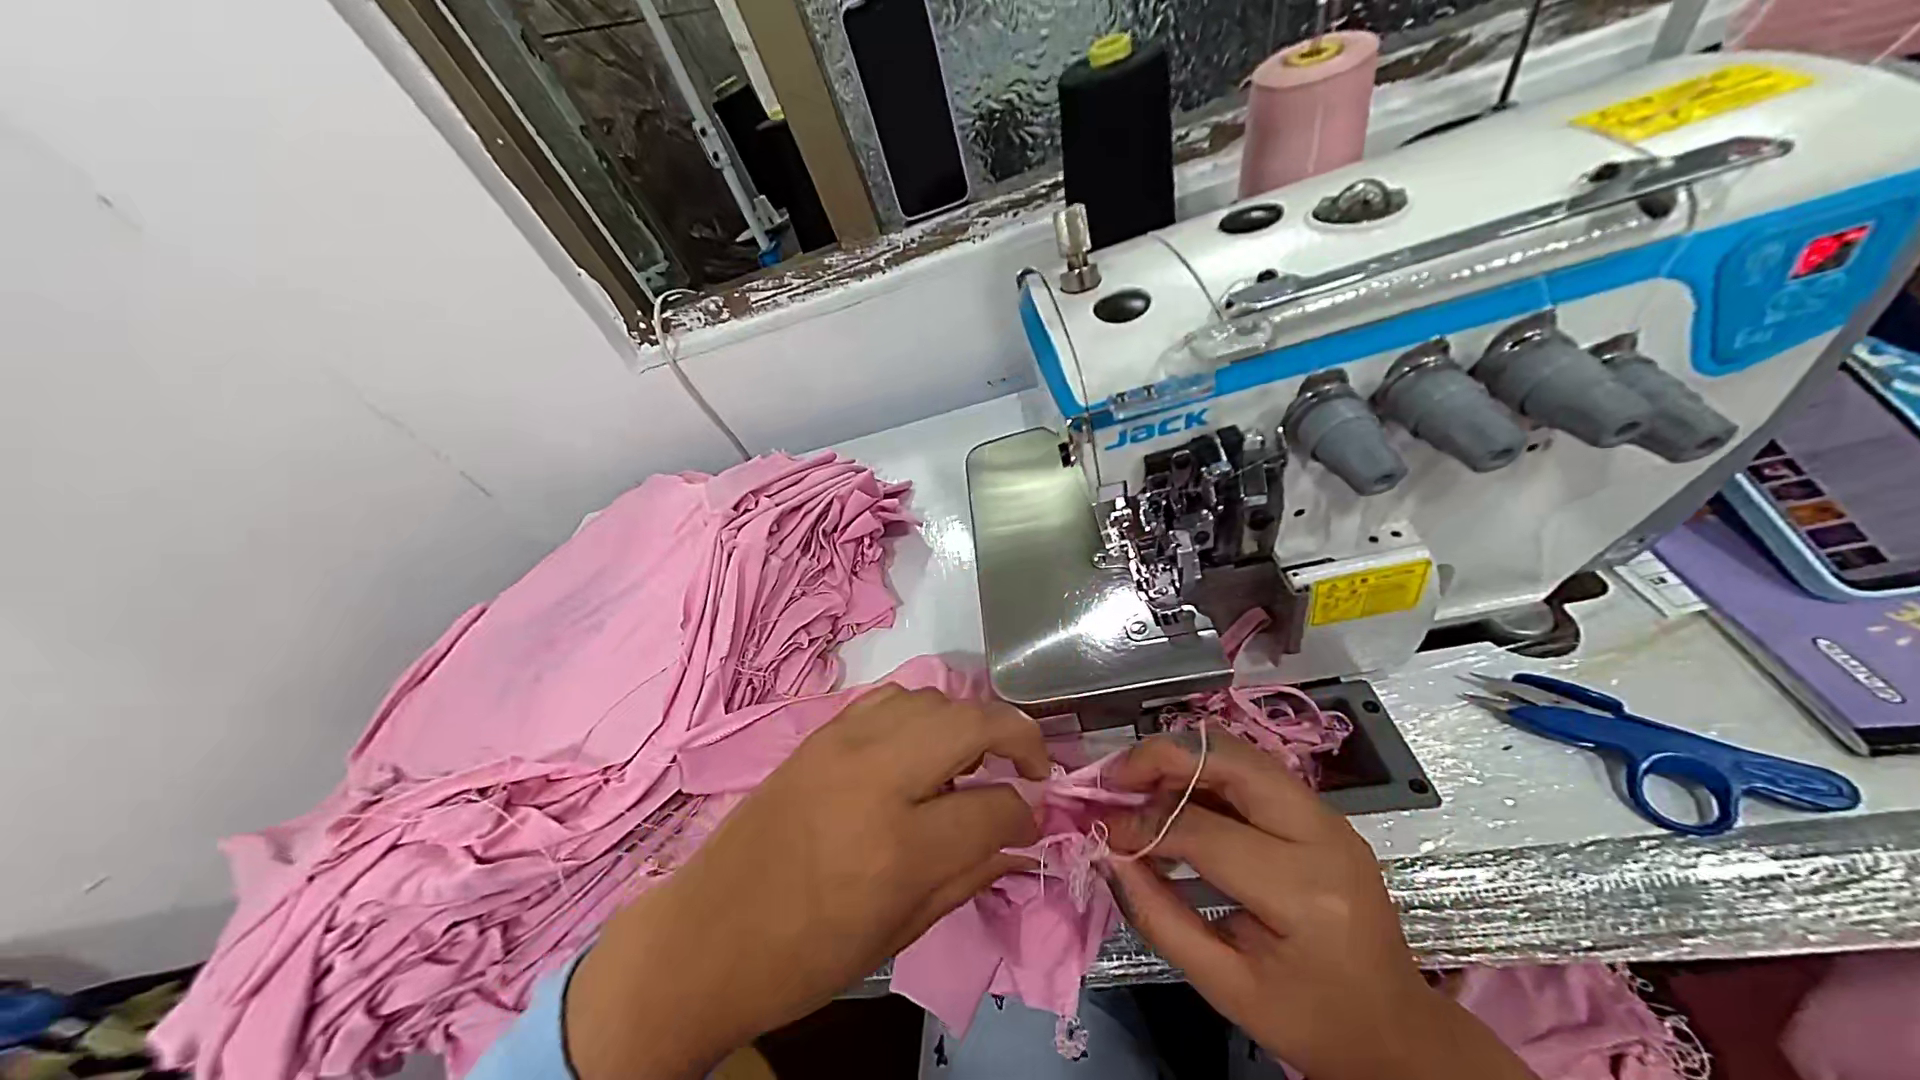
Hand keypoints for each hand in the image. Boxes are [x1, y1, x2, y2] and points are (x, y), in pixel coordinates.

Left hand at [565, 685, 1047, 1079]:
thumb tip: (1021, 837)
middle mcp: (876, 776)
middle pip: (974, 722)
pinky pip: (890, 697)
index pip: (996, 806)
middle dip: (1020, 737)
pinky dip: (923, 711)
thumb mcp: (902, 931)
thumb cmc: (807, 955)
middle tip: (1031, 767)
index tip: (1031, 819)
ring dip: (969, 719)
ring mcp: (844, 744)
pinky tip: (924, 742)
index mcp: (900, 847)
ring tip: (976, 756)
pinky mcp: (821, 733)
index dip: (1027, 813)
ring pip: (934, 698)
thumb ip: (971, 874)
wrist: (708, 935)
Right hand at [1102, 729, 1537, 1079]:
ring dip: (1180, 757)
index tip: (1104, 832)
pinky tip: (1176, 796)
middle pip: (1228, 759)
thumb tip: (1109, 856)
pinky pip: (1251, 768)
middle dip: (1159, 758)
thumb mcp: (1226, 988)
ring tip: (1138, 783)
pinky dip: (1204, 770)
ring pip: (1239, 750)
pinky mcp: (1321, 811)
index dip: (1142, 825)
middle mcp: (1322, 835)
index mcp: (1304, 892)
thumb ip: (1159, 918)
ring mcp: (1327, 816)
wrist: (1399, 1030)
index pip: (1202, 830)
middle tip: (1114, 779)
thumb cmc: (1312, 1021)